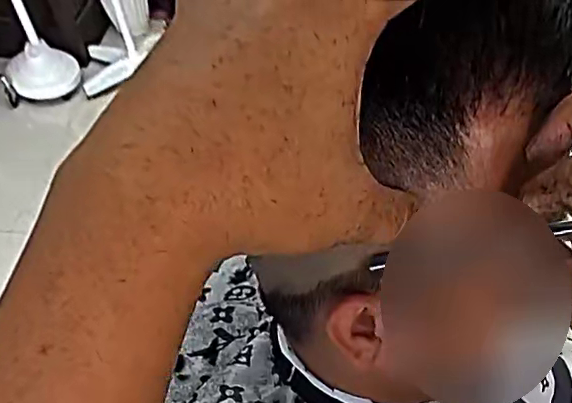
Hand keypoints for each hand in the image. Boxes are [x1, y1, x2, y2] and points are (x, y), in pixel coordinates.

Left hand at [74, 0, 416, 259]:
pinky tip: (265, 72)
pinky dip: (262, 29)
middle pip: (336, 1)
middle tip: (373, 31)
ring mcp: (225, 2)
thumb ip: (393, 210)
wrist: (156, 189)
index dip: (412, 13)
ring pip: (283, 5)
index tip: (415, 23)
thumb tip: (405, 209)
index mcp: (331, 24)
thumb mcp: (345, 213)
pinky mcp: (189, 23)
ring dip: (308, 24)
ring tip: (317, 69)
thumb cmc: (240, 185)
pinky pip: (239, 11)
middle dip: (362, 18)